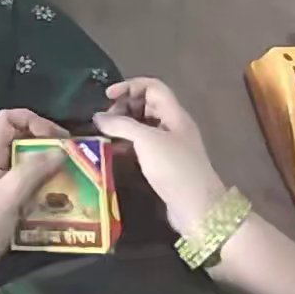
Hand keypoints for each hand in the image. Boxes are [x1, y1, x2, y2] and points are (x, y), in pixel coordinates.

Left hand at [0, 109, 68, 276]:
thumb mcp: (6, 196)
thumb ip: (32, 171)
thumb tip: (62, 150)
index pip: (8, 118)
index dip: (32, 119)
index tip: (53, 137)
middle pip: (23, 138)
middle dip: (49, 143)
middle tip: (72, 156)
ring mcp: (2, 183)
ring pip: (30, 162)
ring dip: (51, 166)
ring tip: (73, 176)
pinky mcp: (9, 201)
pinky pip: (32, 184)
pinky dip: (48, 186)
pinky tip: (62, 198)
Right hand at [93, 78, 227, 236]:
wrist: (197, 207)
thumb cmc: (173, 167)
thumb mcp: (146, 140)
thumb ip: (121, 125)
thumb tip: (97, 117)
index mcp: (174, 113)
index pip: (152, 86)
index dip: (130, 85)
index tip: (108, 96)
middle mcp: (172, 125)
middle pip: (147, 103)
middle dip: (125, 105)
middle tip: (106, 118)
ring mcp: (169, 144)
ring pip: (144, 124)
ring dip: (124, 124)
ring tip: (105, 132)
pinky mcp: (164, 162)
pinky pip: (143, 143)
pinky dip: (128, 141)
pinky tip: (114, 149)